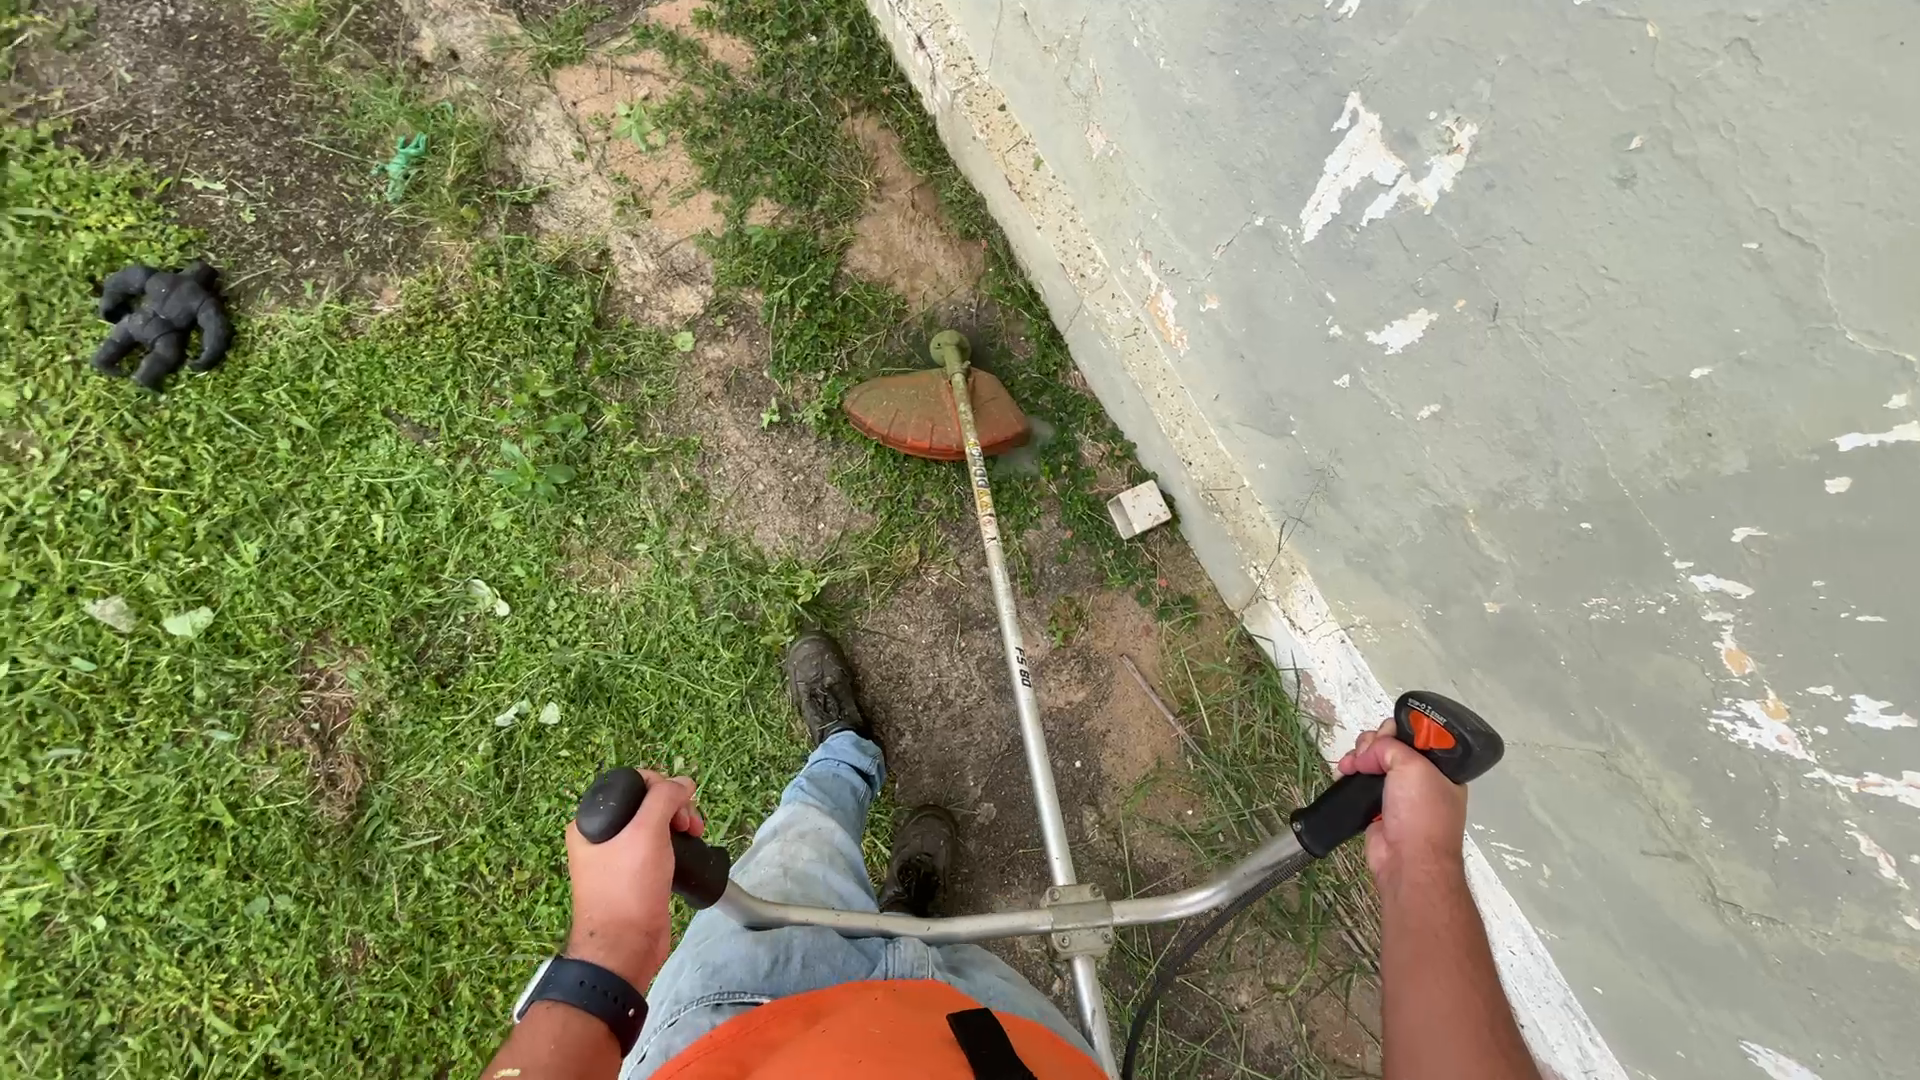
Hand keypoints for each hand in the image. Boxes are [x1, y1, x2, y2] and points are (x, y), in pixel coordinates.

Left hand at [563, 769, 703, 988]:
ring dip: (680, 822)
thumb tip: (684, 782)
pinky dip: (676, 840)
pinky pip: (658, 843)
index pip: (631, 783)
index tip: (678, 806)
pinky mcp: (635, 873)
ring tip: (695, 835)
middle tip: (690, 824)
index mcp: (590, 821)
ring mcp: (618, 855)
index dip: (661, 786)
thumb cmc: (629, 887)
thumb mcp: (646, 832)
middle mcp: (601, 834)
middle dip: (675, 805)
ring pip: (656, 821)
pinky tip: (688, 847)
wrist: (625, 946)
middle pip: (647, 801)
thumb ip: (665, 798)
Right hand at [1336, 719, 1467, 888]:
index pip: (1416, 737)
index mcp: (1440, 770)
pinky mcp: (1377, 805)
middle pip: (1389, 745)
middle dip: (1372, 743)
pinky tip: (1343, 773)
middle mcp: (1420, 779)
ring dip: (1357, 756)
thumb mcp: (1413, 767)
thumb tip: (1366, 754)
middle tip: (1366, 753)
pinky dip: (1350, 773)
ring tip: (1350, 766)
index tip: (1385, 735)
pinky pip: (1361, 779)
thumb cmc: (1420, 813)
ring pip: (1372, 760)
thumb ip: (1390, 746)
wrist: (1408, 861)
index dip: (1397, 730)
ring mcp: (1398, 793)